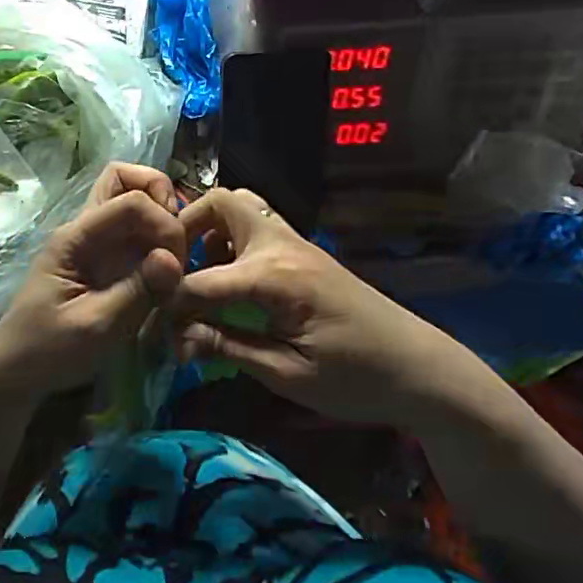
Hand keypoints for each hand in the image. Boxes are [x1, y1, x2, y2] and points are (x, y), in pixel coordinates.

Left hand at [0, 164, 187, 401]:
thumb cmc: (49, 351)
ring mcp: (94, 244)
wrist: (17, 372)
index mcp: (75, 238)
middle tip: (177, 246)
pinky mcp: (104, 262)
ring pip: (132, 203)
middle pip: (125, 181)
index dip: (163, 223)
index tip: (176, 266)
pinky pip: (134, 234)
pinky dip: (157, 242)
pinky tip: (168, 274)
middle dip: (161, 199)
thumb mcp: (95, 328)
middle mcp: (85, 230)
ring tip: (177, 260)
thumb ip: (136, 292)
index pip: (130, 200)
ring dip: (161, 220)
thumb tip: (173, 258)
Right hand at [171, 187, 508, 429]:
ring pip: (241, 204)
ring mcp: (295, 243)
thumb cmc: (357, 379)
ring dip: (210, 229)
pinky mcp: (304, 252)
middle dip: (185, 229)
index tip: (157, 328)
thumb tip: (176, 338)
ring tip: (200, 269)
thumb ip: (227, 347)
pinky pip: (257, 222)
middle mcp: (282, 246)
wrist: (425, 370)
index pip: (200, 280)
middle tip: (173, 269)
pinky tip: (230, 275)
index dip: (170, 305)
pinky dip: (231, 237)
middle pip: (220, 203)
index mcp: (275, 277)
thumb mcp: (287, 374)